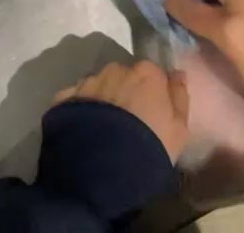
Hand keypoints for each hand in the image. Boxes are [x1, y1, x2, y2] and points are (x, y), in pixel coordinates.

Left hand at [54, 60, 189, 161]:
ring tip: (102, 132)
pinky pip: (75, 99)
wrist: (99, 174)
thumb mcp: (178, 131)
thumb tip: (178, 74)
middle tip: (126, 123)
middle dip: (125, 94)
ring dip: (103, 101)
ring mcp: (87, 83)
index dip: (152, 94)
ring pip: (99, 86)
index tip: (150, 113)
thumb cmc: (148, 150)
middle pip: (124, 77)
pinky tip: (82, 132)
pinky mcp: (63, 99)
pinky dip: (79, 111)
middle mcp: (116, 69)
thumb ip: (180, 98)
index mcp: (147, 73)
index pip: (152, 75)